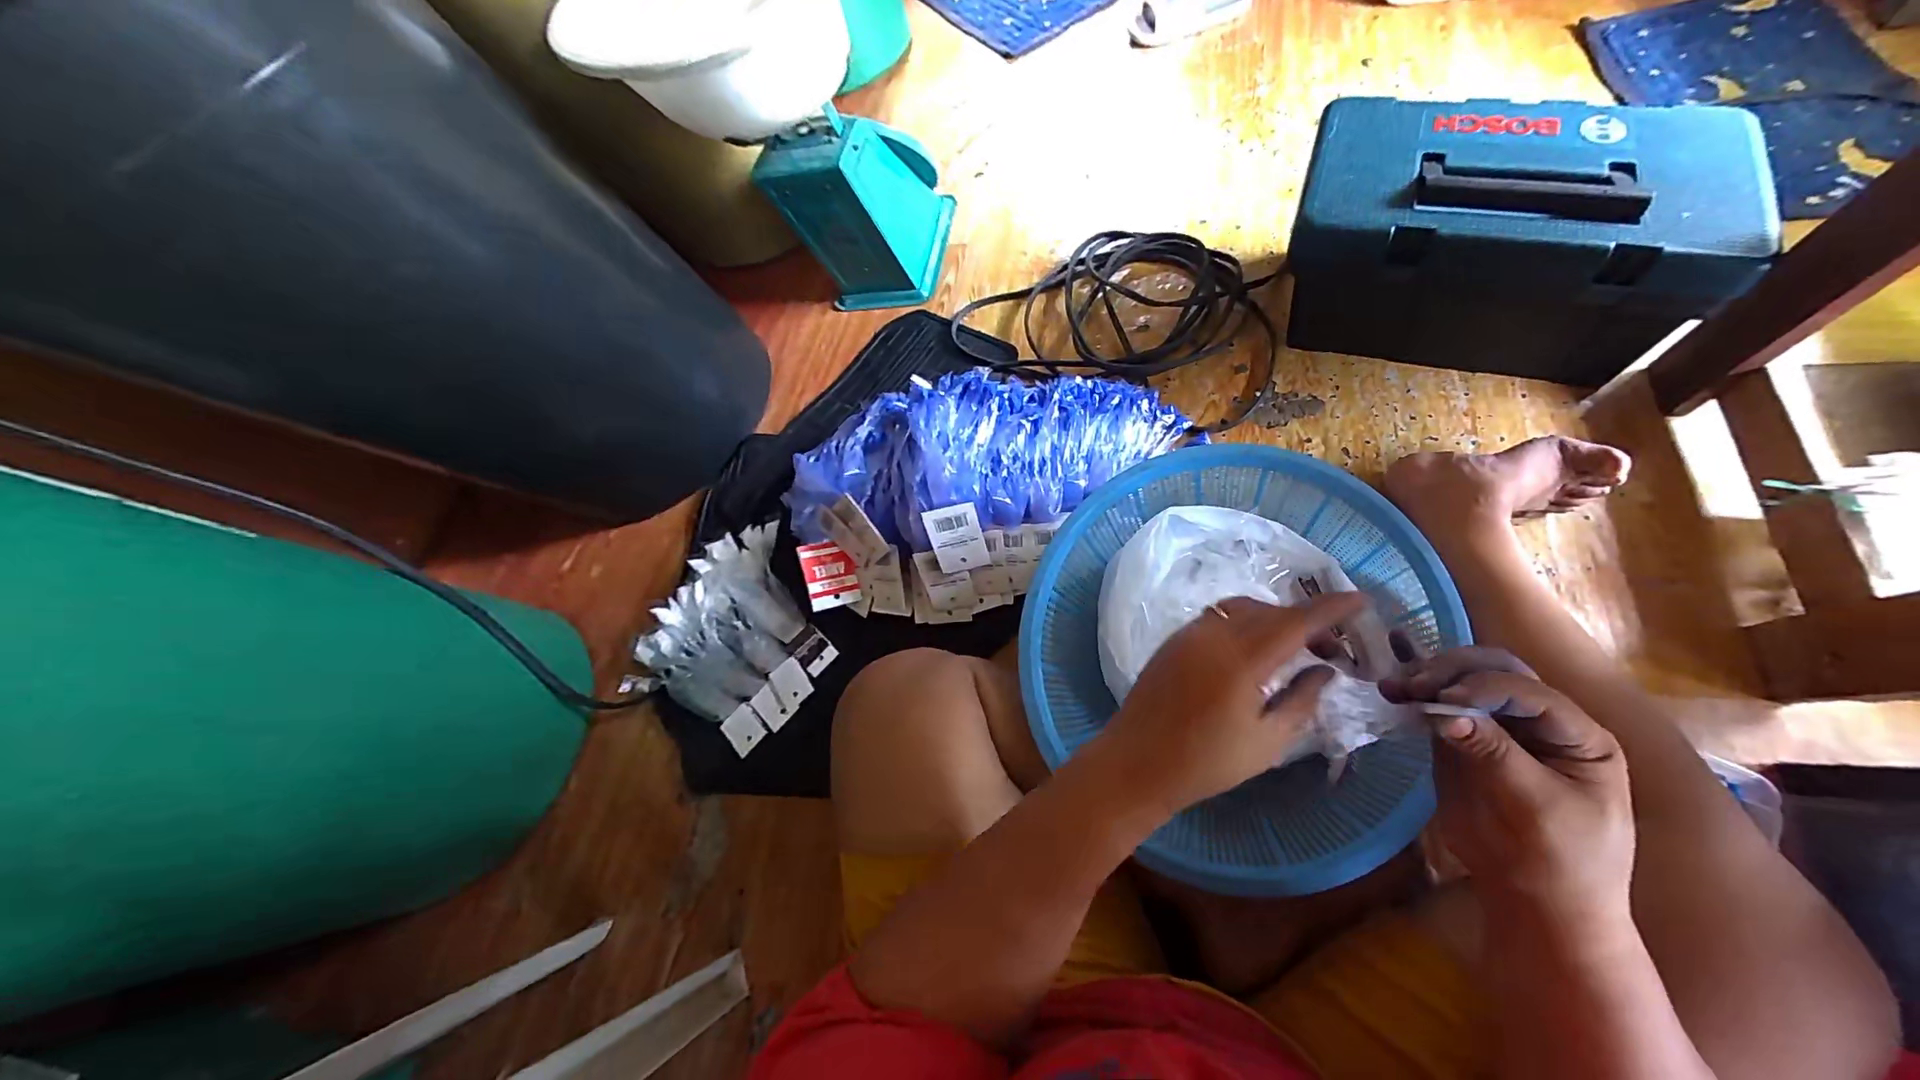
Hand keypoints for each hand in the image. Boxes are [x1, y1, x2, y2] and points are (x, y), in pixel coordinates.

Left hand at [1094, 593, 1367, 816]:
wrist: (1136, 762)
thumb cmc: (1205, 762)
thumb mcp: (1267, 741)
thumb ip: (1301, 701)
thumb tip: (1325, 671)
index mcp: (1241, 658)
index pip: (1295, 620)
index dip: (1331, 608)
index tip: (1361, 599)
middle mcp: (1212, 634)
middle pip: (1269, 611)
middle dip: (1306, 619)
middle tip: (1333, 647)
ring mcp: (1187, 634)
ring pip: (1241, 609)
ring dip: (1274, 618)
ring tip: (1297, 647)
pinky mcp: (1172, 642)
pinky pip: (1217, 618)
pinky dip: (1245, 622)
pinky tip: (1257, 650)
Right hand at [1384, 648, 1633, 920]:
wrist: (1537, 902)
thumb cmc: (1559, 859)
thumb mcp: (1536, 806)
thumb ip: (1493, 753)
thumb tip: (1442, 712)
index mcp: (1578, 736)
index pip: (1529, 693)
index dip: (1486, 689)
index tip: (1443, 700)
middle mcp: (1540, 723)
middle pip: (1496, 673)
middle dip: (1453, 672)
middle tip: (1416, 685)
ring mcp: (1501, 730)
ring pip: (1463, 682)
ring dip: (1428, 678)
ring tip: (1395, 687)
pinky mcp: (1464, 743)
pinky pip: (1441, 707)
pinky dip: (1417, 696)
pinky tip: (1393, 690)